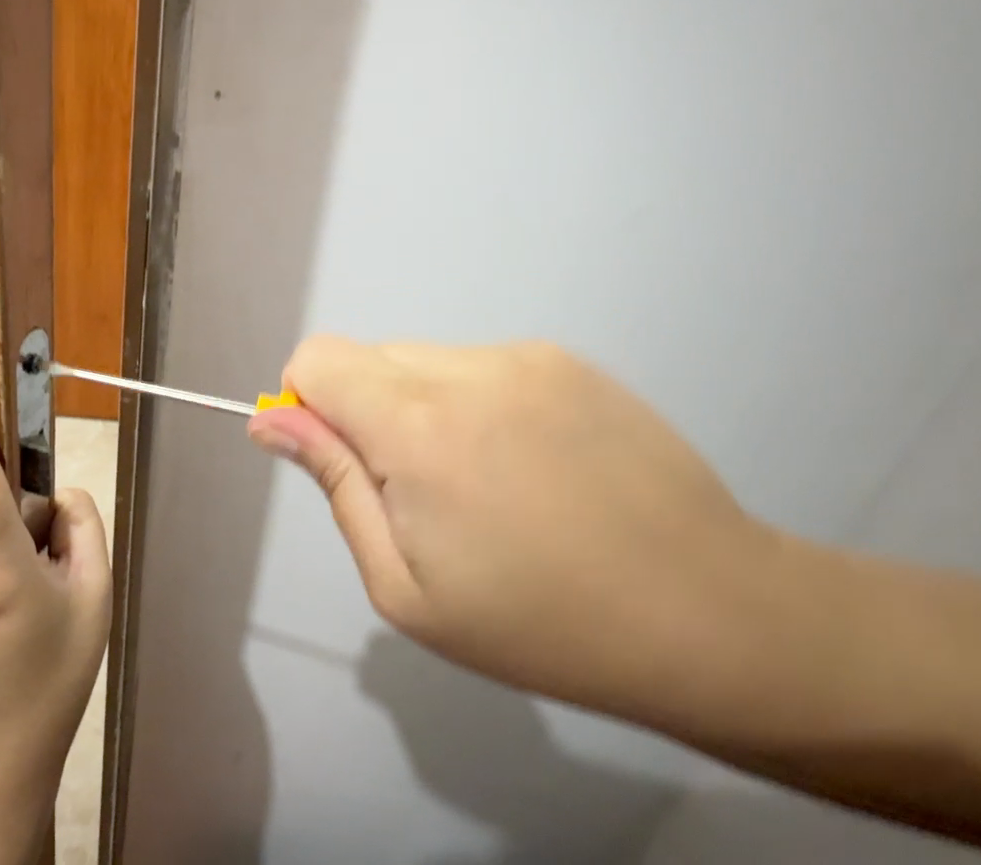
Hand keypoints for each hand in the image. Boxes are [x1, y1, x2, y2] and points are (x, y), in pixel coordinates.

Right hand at [247, 337, 776, 715]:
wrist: (709, 614)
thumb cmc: (538, 623)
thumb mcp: (406, 585)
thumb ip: (334, 485)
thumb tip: (270, 418)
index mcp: (418, 426)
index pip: (317, 359)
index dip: (308, 406)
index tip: (347, 467)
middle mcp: (470, 369)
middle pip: (368, 357)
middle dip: (366, 413)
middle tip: (423, 496)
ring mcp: (530, 358)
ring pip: (425, 360)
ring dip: (422, 408)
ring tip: (486, 485)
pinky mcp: (574, 362)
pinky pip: (484, 366)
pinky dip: (477, 405)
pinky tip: (530, 467)